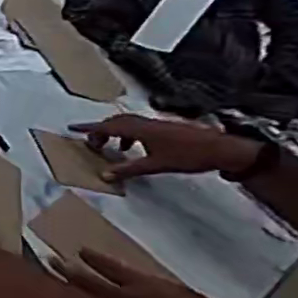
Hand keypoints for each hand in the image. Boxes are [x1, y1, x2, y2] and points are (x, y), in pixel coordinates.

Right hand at [54, 249, 256, 297]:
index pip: (88, 282)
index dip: (67, 272)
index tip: (50, 261)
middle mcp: (146, 289)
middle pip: (111, 270)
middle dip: (92, 261)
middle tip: (75, 251)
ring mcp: (173, 292)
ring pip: (135, 274)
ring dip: (115, 268)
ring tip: (98, 259)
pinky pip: (156, 284)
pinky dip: (142, 281)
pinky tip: (144, 287)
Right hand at [68, 114, 262, 182]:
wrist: (224, 150)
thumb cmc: (188, 156)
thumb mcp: (157, 165)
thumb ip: (130, 169)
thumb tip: (105, 175)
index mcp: (140, 130)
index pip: (107, 127)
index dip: (89, 128)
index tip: (73, 128)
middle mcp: (146, 123)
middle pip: (115, 122)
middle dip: (101, 131)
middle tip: (93, 144)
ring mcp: (157, 124)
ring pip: (128, 124)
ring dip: (115, 132)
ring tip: (112, 147)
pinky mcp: (166, 128)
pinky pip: (139, 127)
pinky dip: (129, 135)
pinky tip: (135, 147)